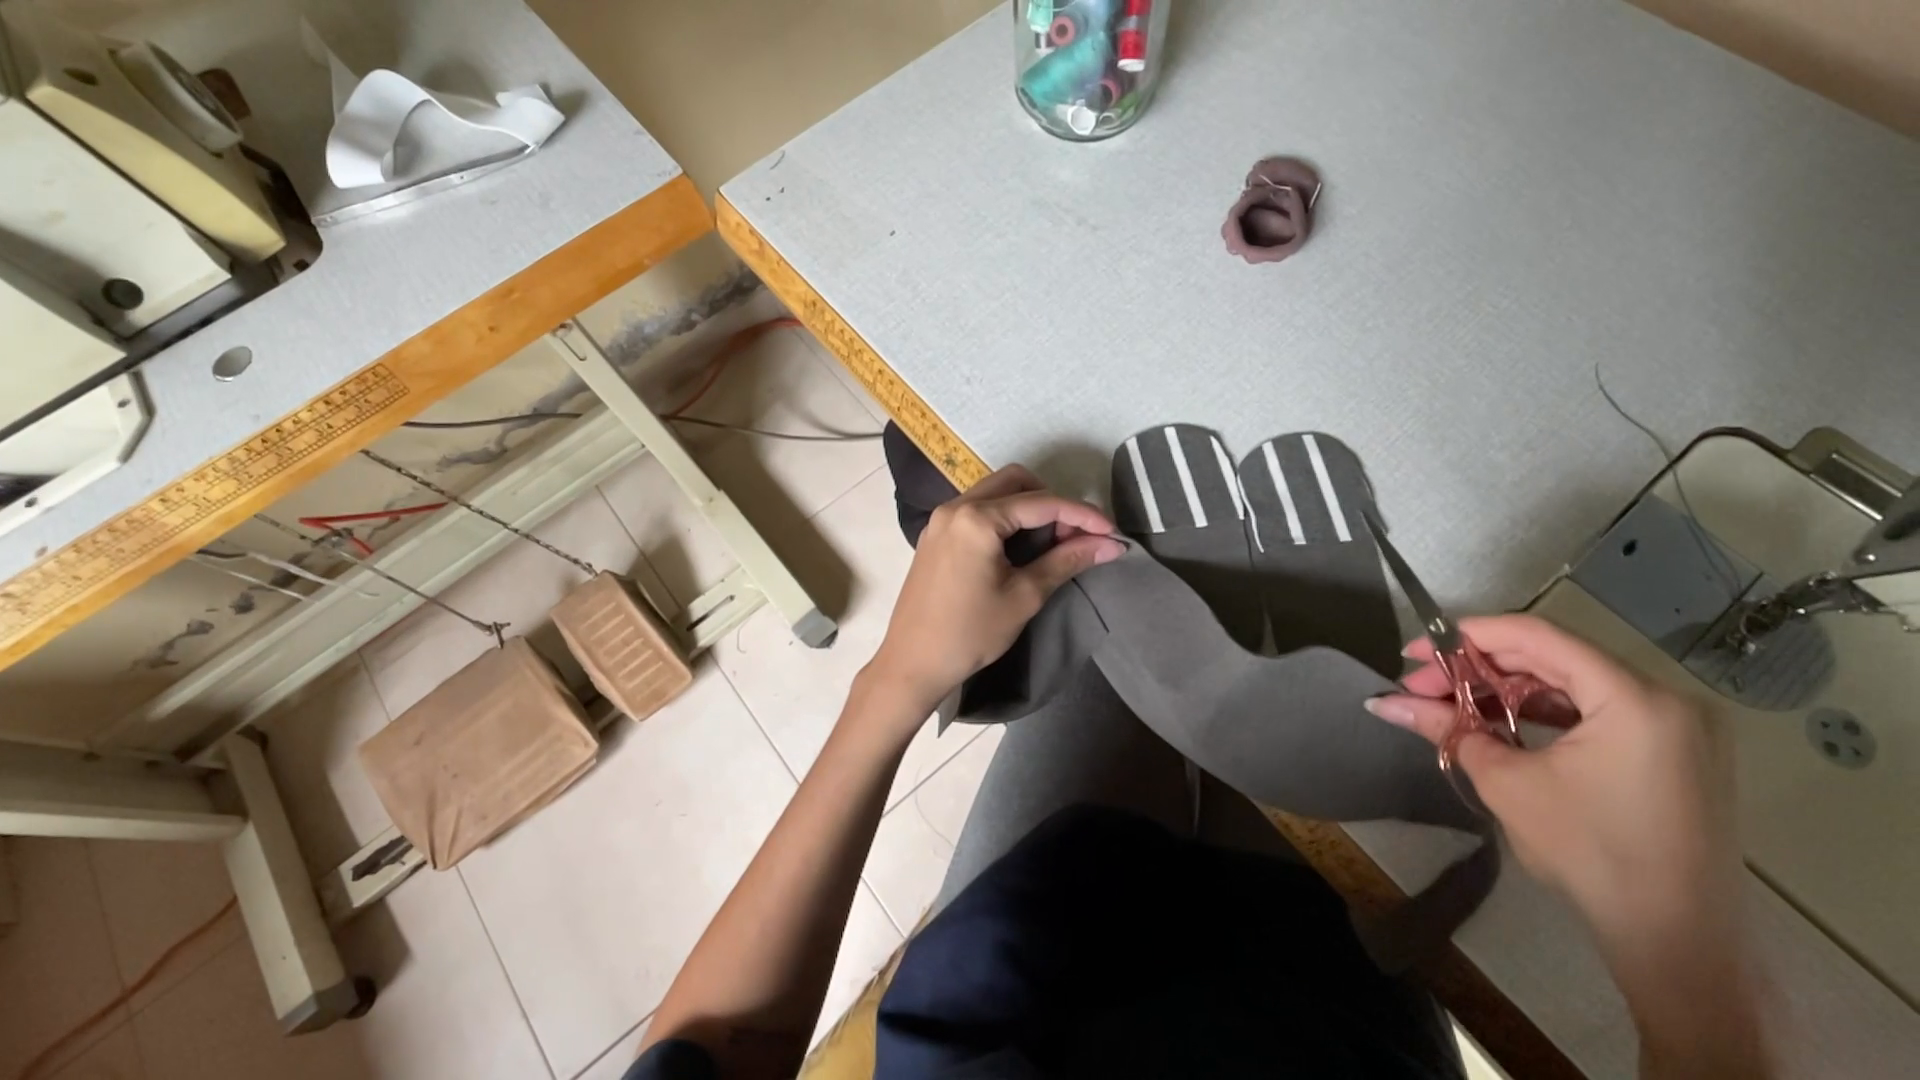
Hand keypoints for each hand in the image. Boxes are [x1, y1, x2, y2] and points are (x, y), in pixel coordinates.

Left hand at [865, 465, 1124, 715]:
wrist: (912, 663)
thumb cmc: (970, 633)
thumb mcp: (1024, 596)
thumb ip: (1067, 561)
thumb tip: (1110, 545)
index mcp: (977, 519)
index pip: (1042, 502)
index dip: (1083, 515)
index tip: (1112, 532)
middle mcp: (955, 507)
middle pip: (1016, 482)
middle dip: (1053, 502)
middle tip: (1076, 535)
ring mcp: (941, 519)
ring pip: (995, 493)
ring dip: (1029, 508)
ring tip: (1053, 542)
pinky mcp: (935, 535)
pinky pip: (977, 509)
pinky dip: (1005, 518)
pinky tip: (1021, 547)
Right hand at [1364, 615, 1740, 942]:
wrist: (1675, 938)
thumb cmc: (1589, 851)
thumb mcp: (1507, 783)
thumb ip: (1448, 728)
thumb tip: (1383, 702)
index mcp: (1633, 697)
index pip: (1538, 636)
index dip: (1469, 637)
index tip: (1417, 652)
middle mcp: (1666, 697)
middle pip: (1556, 657)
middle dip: (1482, 668)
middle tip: (1423, 686)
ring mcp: (1679, 726)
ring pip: (1576, 684)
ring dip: (1511, 690)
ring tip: (1456, 705)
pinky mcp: (1677, 752)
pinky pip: (1601, 711)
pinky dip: (1548, 712)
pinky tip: (1505, 723)